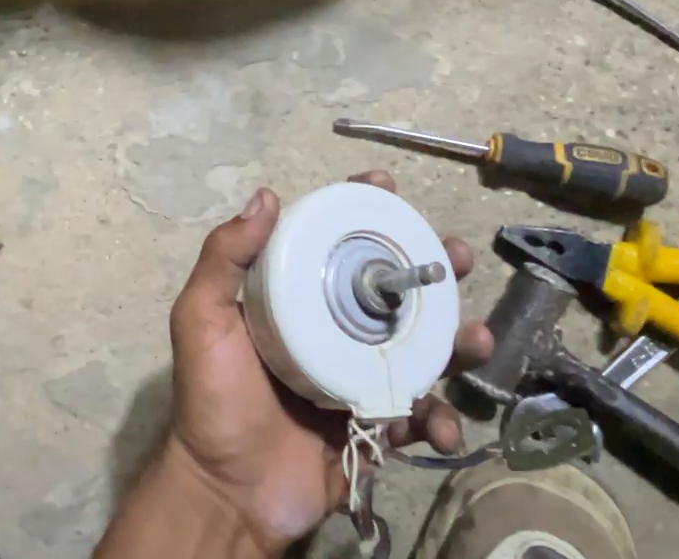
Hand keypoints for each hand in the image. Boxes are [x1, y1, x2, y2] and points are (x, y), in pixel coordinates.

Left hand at [163, 171, 492, 553]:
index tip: (386, 187)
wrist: (227, 491)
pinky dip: (439, 420)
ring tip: (476, 338)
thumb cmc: (212, 397)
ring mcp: (361, 376)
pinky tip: (439, 426)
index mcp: (298, 298)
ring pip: (422, 346)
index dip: (362, 211)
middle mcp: (335, 328)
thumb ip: (223, 258)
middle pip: (393, 287)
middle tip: (457, 256)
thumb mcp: (202, 319)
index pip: (334, 241)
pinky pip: (420, 416)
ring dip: (457, 339)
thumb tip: (265, 196)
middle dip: (433, 267)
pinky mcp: (378, 425)